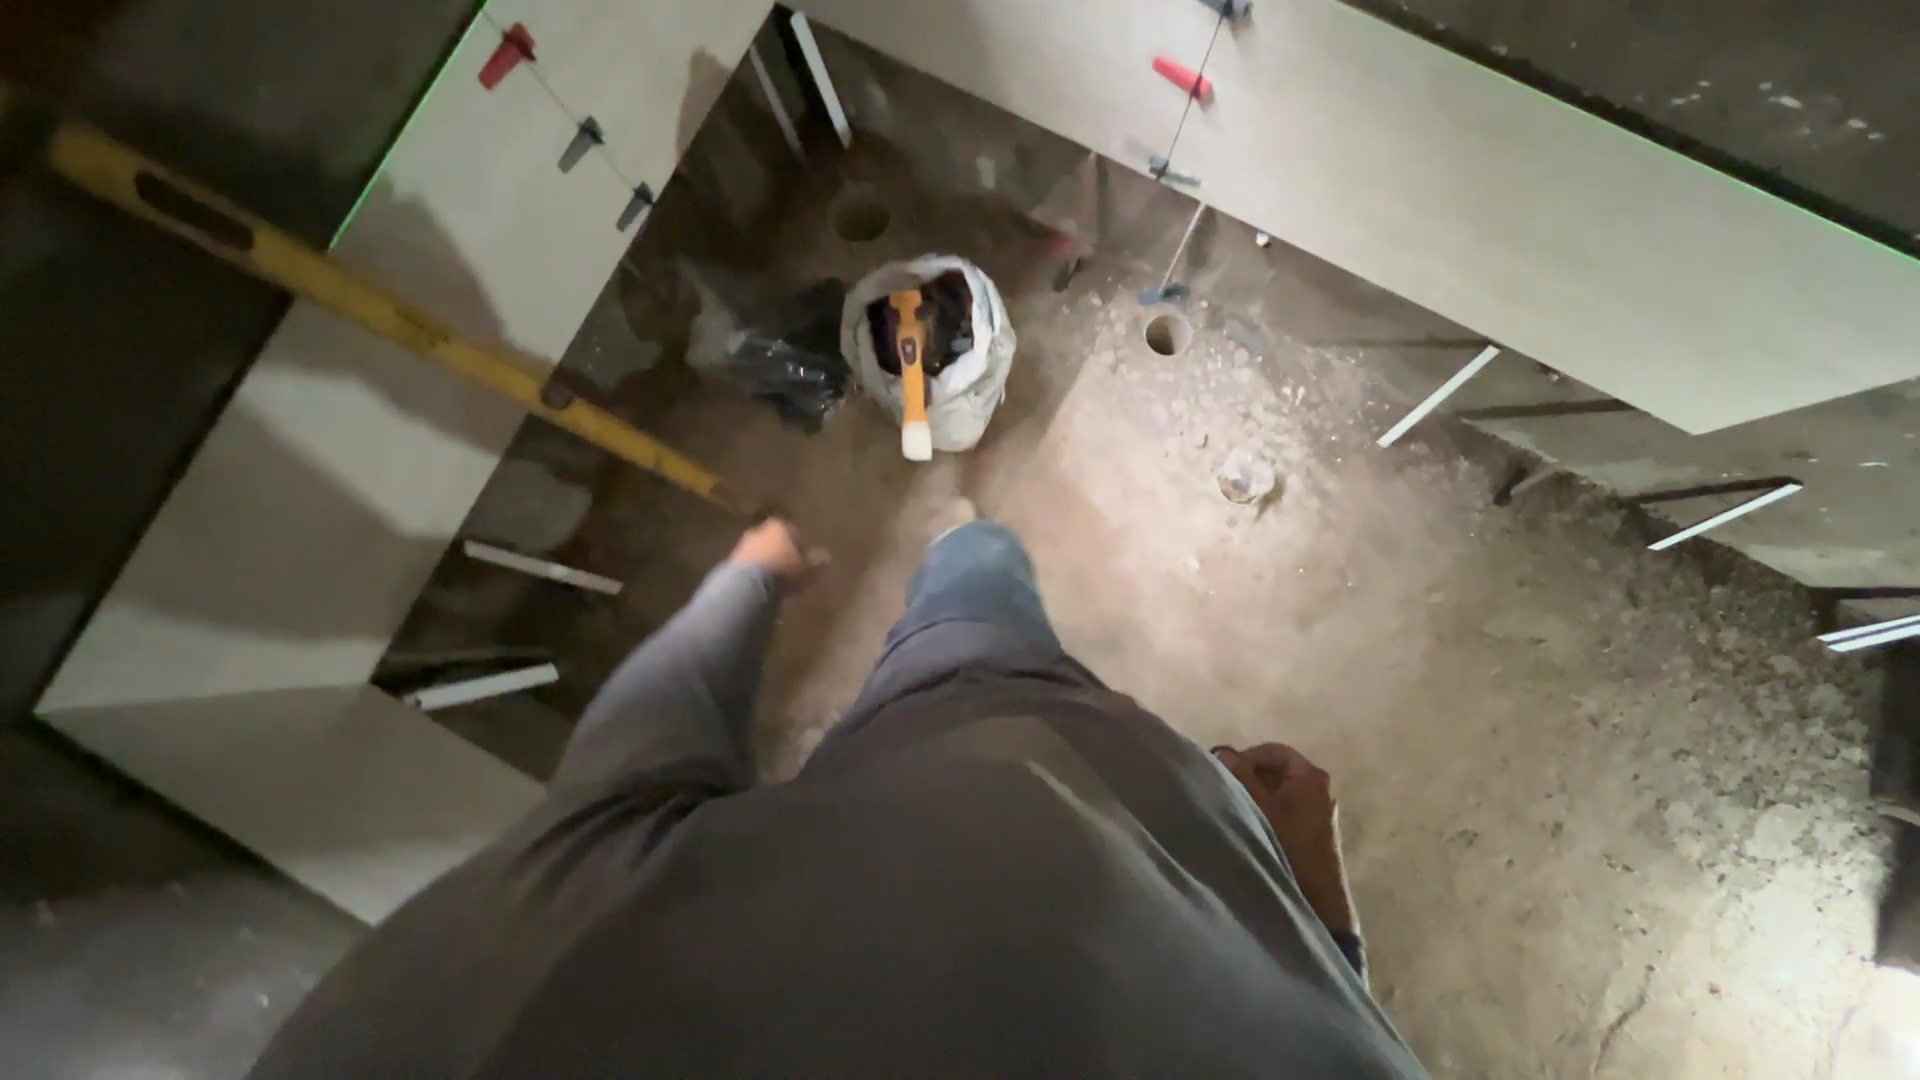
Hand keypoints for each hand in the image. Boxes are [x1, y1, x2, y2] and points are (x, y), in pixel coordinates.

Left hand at [728, 518, 828, 587]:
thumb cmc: (783, 570)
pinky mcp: (731, 559)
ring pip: (761, 552)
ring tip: (776, 581)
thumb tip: (827, 557)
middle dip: (782, 553)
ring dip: (767, 562)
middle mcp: (760, 530)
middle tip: (790, 570)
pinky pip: (749, 564)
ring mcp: (744, 543)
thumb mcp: (807, 568)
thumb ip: (817, 561)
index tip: (804, 561)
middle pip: (775, 541)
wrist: (748, 584)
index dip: (800, 546)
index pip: (794, 532)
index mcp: (780, 526)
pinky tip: (761, 586)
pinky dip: (755, 572)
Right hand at [1213, 742, 1355, 935]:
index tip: (1228, 774)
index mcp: (1310, 775)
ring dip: (1257, 793)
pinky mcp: (1314, 828)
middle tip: (1229, 789)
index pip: (1272, 750)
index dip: (1247, 757)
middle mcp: (1319, 787)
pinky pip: (1286, 805)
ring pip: (1279, 788)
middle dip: (1250, 775)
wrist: (1318, 895)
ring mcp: (1318, 808)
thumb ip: (1240, 775)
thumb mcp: (1259, 804)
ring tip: (1239, 807)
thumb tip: (1223, 752)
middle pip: (1276, 768)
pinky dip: (1268, 807)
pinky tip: (1254, 823)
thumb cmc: (1288, 842)